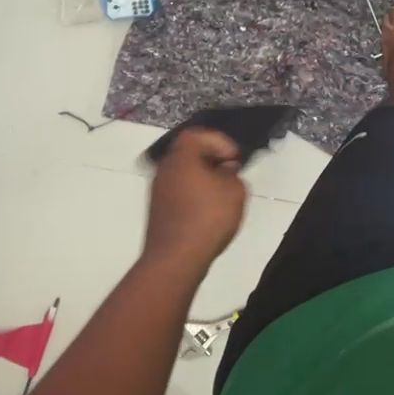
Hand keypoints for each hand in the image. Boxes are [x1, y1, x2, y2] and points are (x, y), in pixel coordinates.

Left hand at [143, 128, 246, 270]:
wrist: (175, 259)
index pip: (196, 135)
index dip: (218, 141)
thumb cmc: (208, 218)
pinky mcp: (158, 211)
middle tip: (229, 172)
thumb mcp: (235, 191)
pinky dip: (194, 194)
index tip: (233, 158)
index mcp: (182, 158)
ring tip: (222, 193)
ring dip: (202, 178)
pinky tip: (209, 210)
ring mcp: (158, 192)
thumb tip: (223, 171)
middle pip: (188, 154)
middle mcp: (165, 170)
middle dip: (211, 160)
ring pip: (183, 174)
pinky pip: (179, 192)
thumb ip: (232, 174)